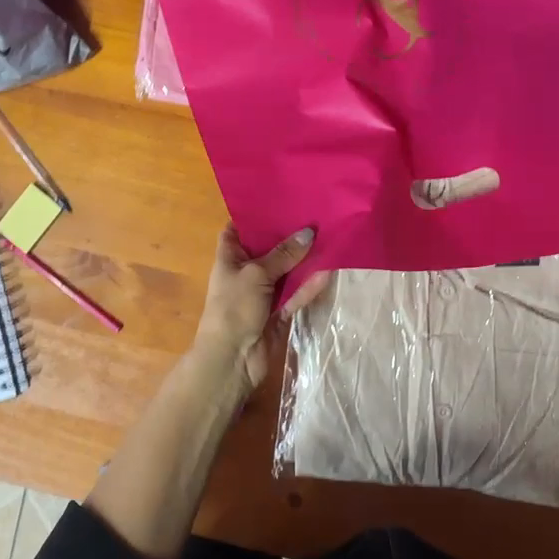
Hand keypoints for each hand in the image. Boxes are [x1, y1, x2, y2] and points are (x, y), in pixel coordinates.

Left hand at [192, 225, 329, 395]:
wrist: (232, 359)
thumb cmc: (233, 308)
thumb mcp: (256, 274)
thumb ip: (283, 254)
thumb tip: (308, 232)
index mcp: (230, 257)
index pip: (238, 228)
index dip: (254, 215)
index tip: (279, 199)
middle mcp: (246, 271)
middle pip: (269, 248)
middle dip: (289, 235)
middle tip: (315, 213)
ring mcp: (263, 292)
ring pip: (286, 271)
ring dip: (304, 260)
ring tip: (329, 236)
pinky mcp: (279, 312)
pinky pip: (296, 293)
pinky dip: (309, 285)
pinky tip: (328, 271)